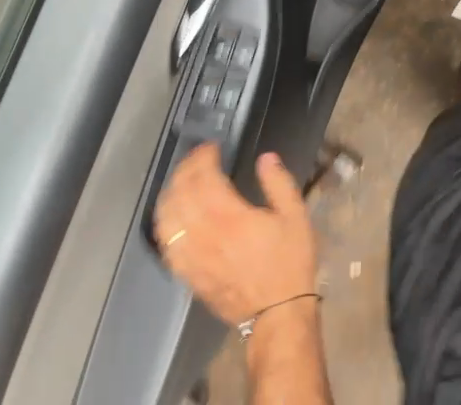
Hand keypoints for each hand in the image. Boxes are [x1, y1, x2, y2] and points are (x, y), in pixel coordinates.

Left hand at [153, 145, 317, 326]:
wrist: (275, 311)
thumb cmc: (289, 261)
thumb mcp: (295, 216)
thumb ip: (279, 183)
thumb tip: (266, 158)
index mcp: (230, 216)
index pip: (204, 179)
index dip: (203, 158)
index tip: (210, 148)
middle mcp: (204, 234)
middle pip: (180, 195)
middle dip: (184, 171)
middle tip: (195, 159)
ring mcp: (191, 256)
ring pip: (167, 219)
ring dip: (169, 195)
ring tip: (179, 182)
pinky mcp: (186, 273)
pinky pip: (165, 244)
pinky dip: (165, 224)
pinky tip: (171, 217)